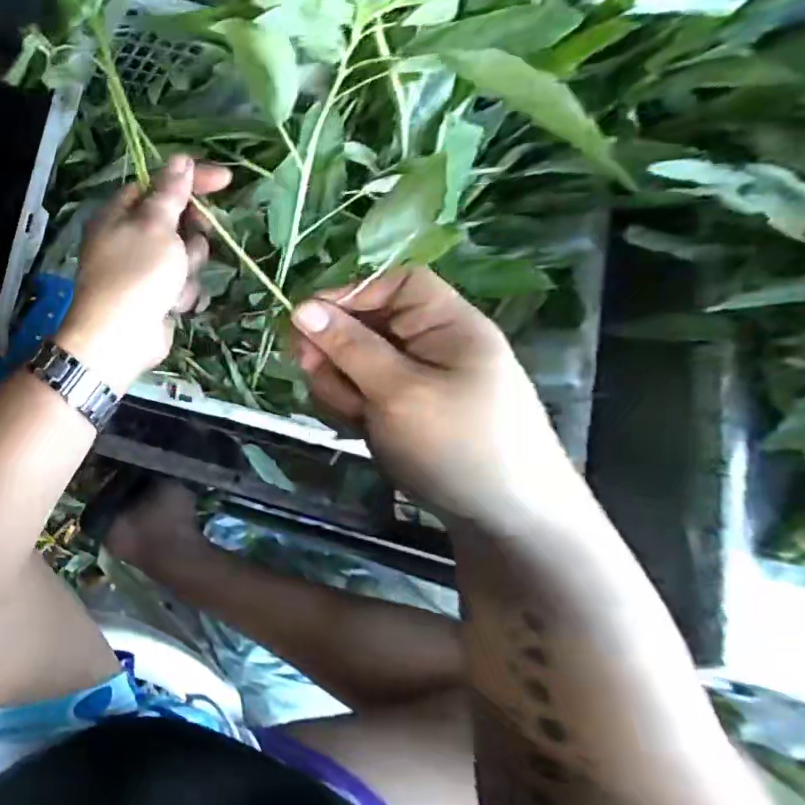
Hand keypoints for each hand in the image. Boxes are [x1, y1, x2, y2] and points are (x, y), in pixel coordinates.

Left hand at [55, 156, 230, 390]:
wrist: (119, 339)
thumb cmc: (135, 275)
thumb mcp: (155, 226)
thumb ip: (169, 193)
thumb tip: (178, 159)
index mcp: (117, 214)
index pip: (158, 183)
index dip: (191, 181)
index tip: (226, 181)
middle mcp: (127, 237)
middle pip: (177, 220)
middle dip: (191, 236)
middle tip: (186, 248)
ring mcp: (142, 267)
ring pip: (186, 252)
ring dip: (188, 268)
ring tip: (174, 283)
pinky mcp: (155, 293)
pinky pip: (183, 281)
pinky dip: (182, 292)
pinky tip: (172, 305)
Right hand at [289, 267, 590, 531]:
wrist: (505, 522)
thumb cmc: (461, 446)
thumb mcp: (399, 392)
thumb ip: (349, 347)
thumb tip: (300, 307)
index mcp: (447, 326)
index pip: (394, 282)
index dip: (350, 292)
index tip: (307, 319)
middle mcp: (429, 343)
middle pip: (361, 320)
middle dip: (332, 348)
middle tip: (313, 372)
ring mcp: (412, 376)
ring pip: (348, 358)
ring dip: (335, 383)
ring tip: (353, 415)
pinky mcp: (397, 404)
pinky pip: (354, 387)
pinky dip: (345, 404)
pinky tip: (358, 427)